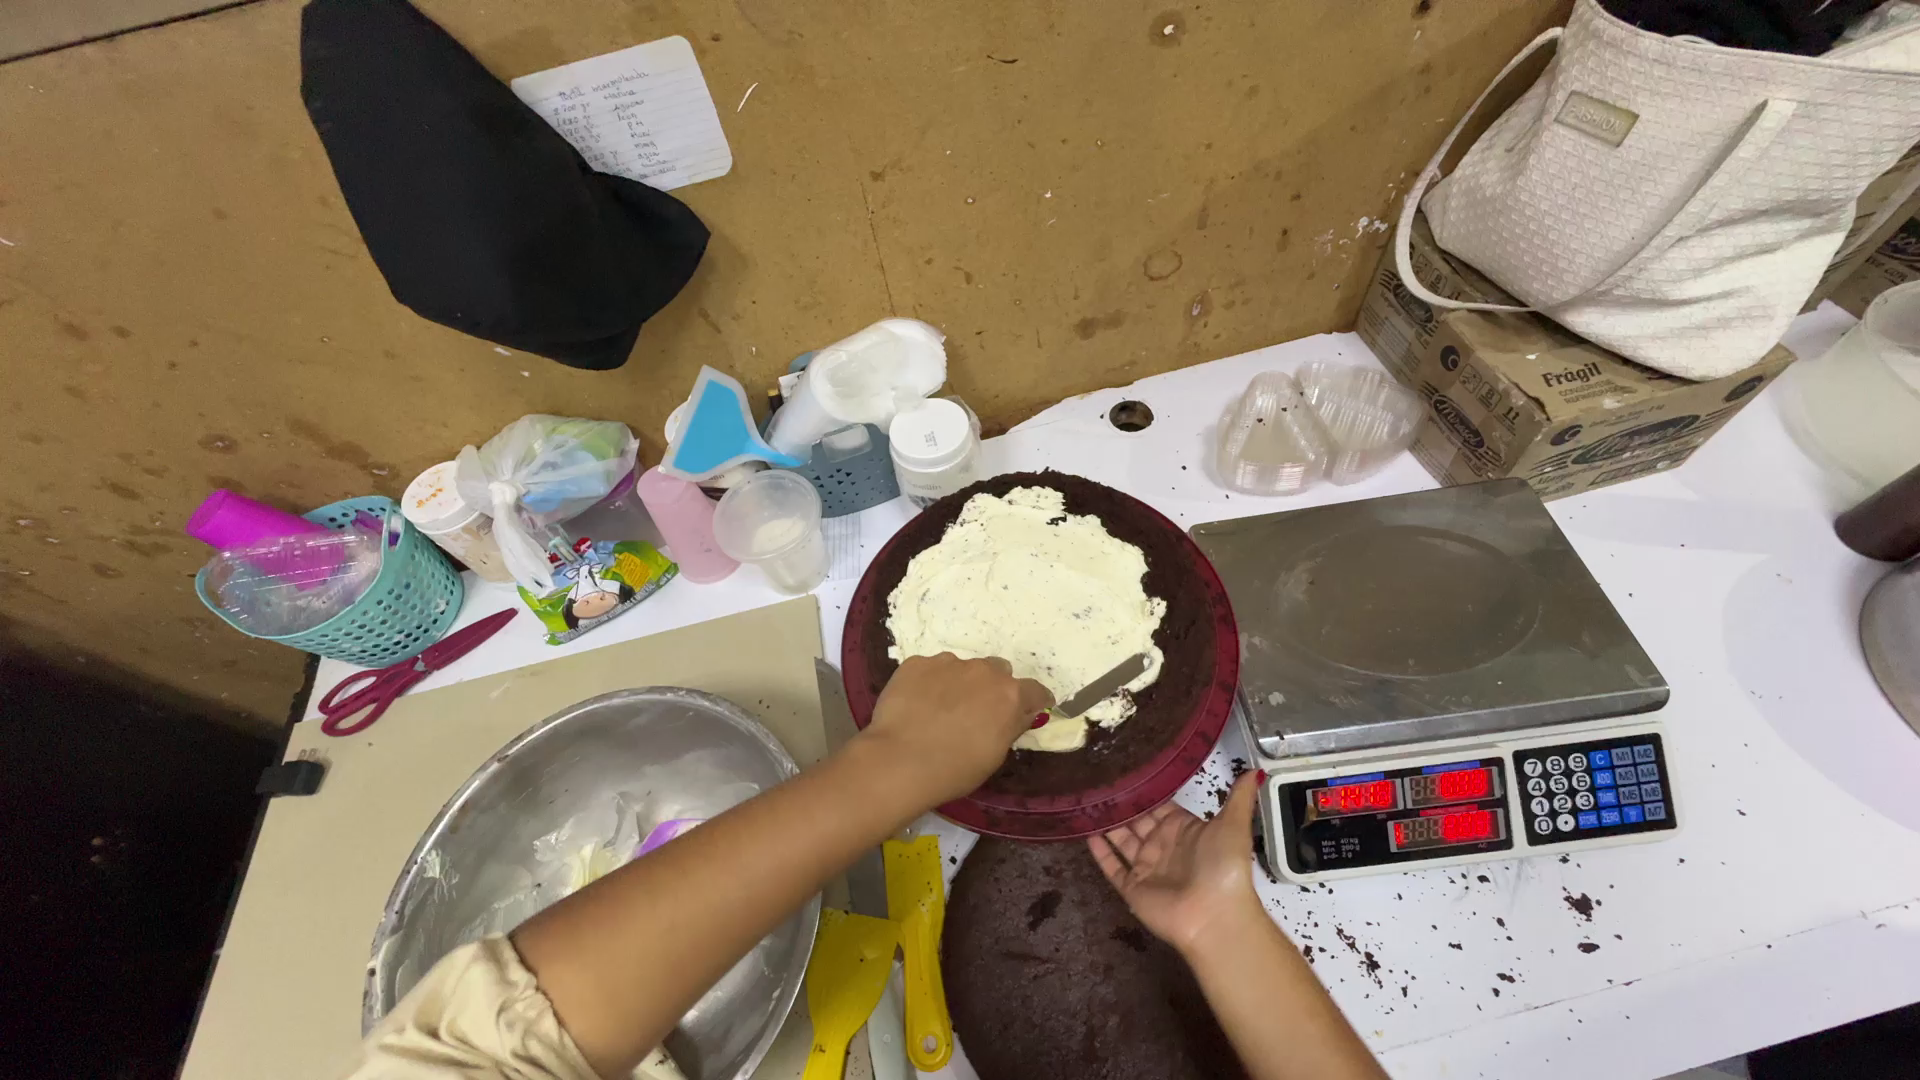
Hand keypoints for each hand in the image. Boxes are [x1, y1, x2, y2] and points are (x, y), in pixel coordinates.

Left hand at [858, 653, 1054, 802]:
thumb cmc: (955, 769)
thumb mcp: (995, 756)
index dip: (1035, 701)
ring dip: (960, 683)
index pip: (1035, 691)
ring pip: (962, 668)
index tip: (1031, 709)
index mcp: (1010, 695)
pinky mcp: (917, 663)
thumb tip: (1021, 713)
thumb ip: (1012, 726)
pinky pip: (930, 669)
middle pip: (998, 671)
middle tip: (978, 712)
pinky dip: (929, 683)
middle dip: (993, 687)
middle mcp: (983, 671)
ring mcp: (948, 662)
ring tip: (940, 710)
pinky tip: (917, 705)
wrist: (900, 760)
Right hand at [1089, 772, 1264, 955]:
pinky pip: (1112, 866)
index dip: (1143, 790)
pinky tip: (1084, 832)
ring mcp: (1146, 867)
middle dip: (1120, 804)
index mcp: (1183, 830)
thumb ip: (1239, 798)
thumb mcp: (1234, 826)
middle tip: (1097, 781)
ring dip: (1106, 823)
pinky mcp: (1132, 887)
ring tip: (1086, 801)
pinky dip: (1099, 851)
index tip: (1123, 770)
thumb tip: (1254, 770)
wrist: (1215, 917)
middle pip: (1136, 820)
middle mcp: (1162, 845)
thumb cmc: (1224, 868)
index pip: (1158, 805)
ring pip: (1121, 840)